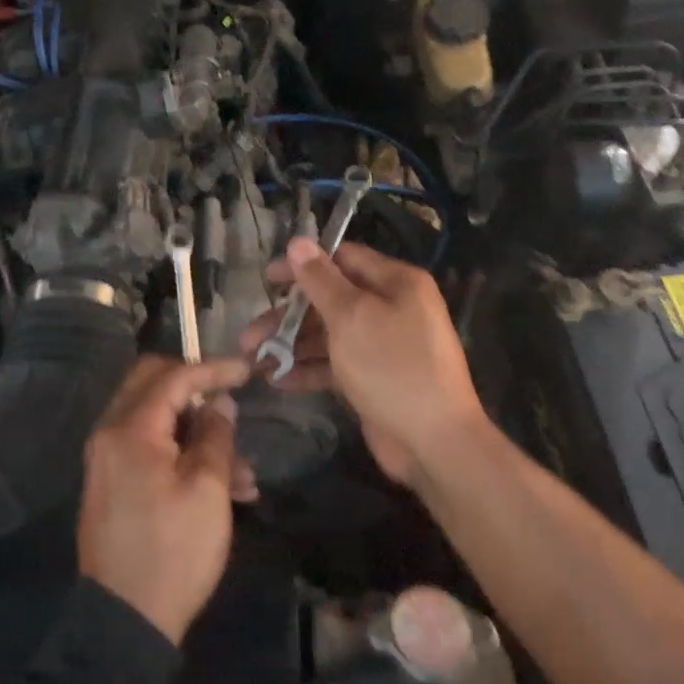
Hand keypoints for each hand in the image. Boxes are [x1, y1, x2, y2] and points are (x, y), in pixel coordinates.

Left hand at [78, 355, 252, 643]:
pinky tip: (224, 490)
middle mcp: (110, 434)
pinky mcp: (112, 485)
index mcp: (129, 429)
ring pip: (156, 422)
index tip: (248, 369)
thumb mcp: (207, 489)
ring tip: (245, 475)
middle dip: (198, 391)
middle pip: (153, 386)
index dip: (213, 369)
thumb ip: (216, 434)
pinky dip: (182, 457)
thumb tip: (219, 400)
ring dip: (198, 435)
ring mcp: (107, 460)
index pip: (174, 377)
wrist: (125, 620)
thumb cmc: (173, 549)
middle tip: (231, 402)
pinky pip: (149, 450)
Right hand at [242, 238, 488, 488]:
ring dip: (291, 345)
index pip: (343, 259)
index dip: (303, 265)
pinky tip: (277, 380)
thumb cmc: (393, 367)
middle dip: (288, 315)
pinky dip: (308, 370)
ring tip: (252, 361)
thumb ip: (321, 280)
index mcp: (396, 283)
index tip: (267, 279)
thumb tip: (298, 241)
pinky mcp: (374, 379)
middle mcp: (392, 308)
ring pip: (329, 335)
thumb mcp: (352, 317)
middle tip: (250, 334)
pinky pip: (336, 365)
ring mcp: (383, 346)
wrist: (434, 442)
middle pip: (331, 299)